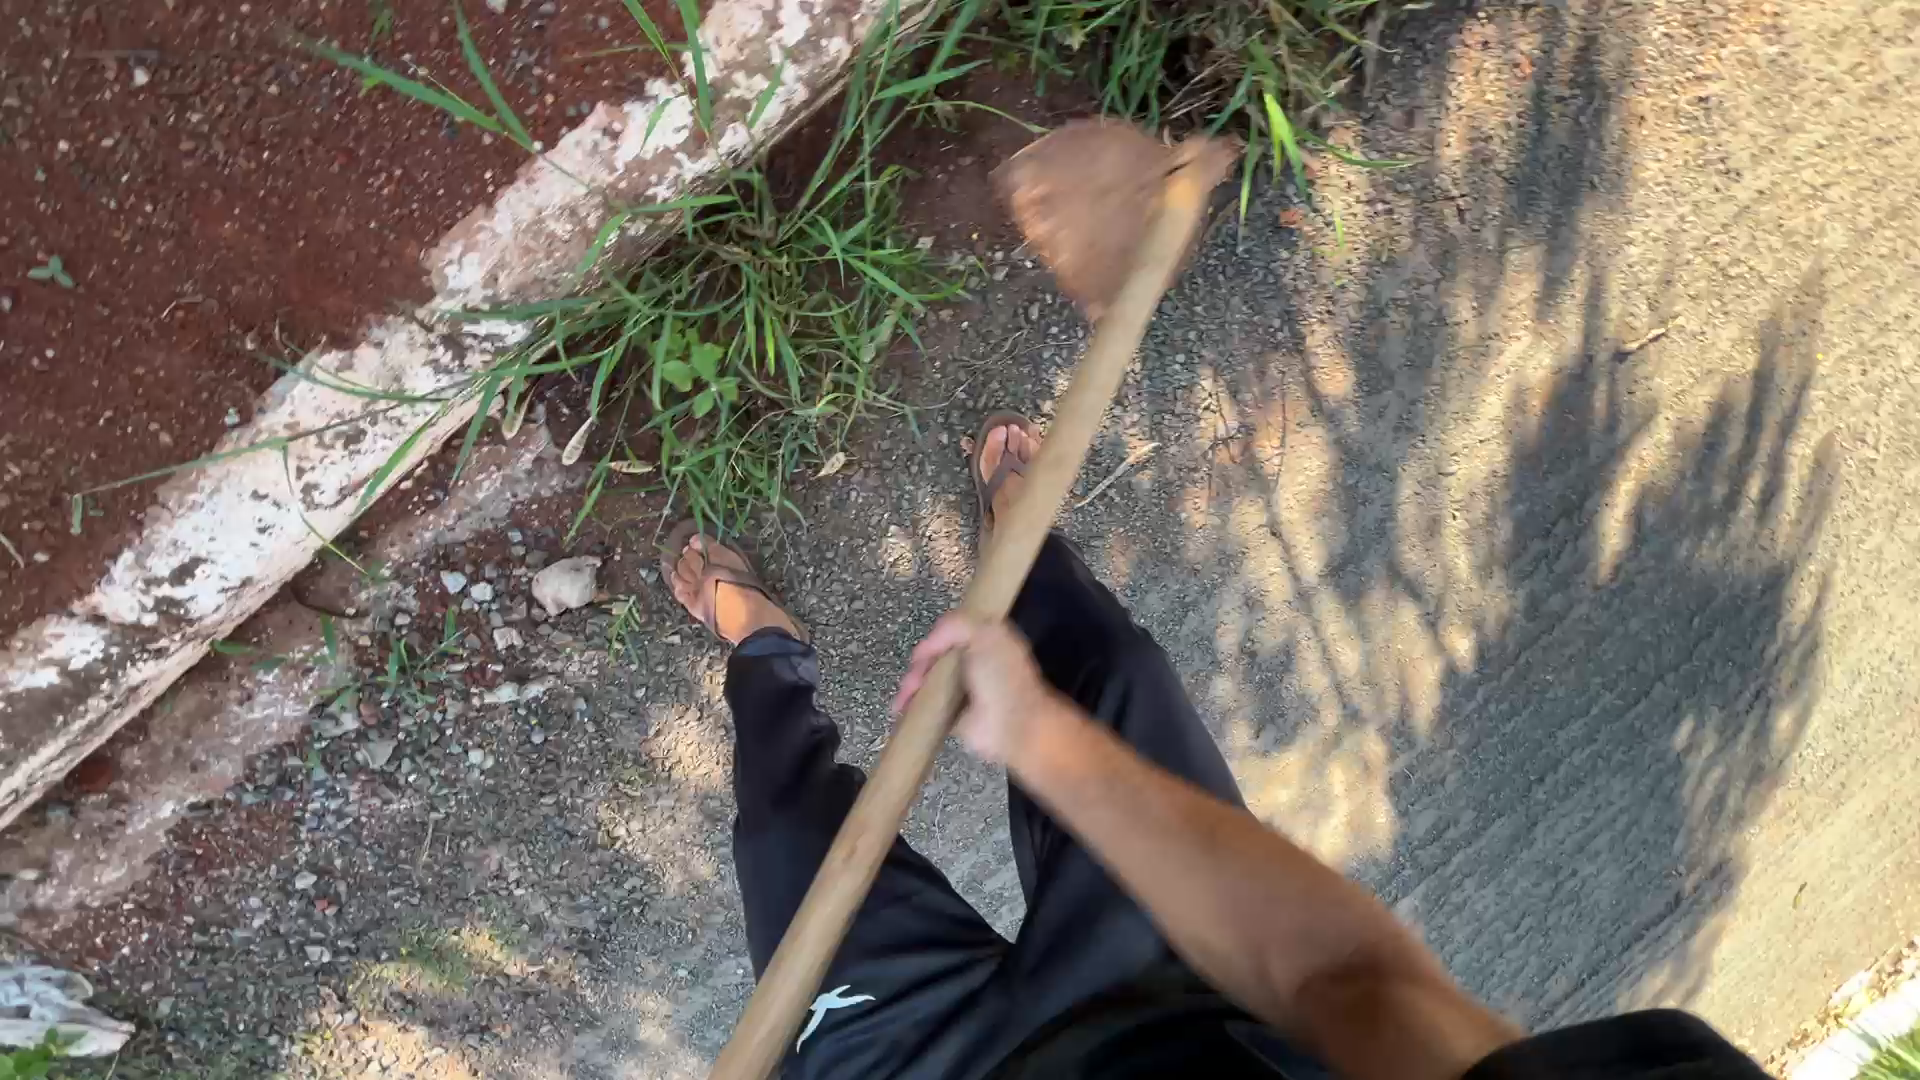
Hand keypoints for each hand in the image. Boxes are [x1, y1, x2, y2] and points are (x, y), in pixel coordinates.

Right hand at [891, 614, 1075, 763]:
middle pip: (936, 657)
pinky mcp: (954, 714)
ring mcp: (964, 690)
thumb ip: (956, 624)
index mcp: (987, 641)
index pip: (952, 632)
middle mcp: (975, 663)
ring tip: (904, 698)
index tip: (922, 652)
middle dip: (919, 666)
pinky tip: (903, 708)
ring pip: (929, 681)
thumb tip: (928, 642)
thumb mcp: (985, 634)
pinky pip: (928, 705)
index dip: (933, 639)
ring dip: (912, 686)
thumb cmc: (1001, 677)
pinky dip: (913, 705)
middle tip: (912, 679)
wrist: (1013, 725)